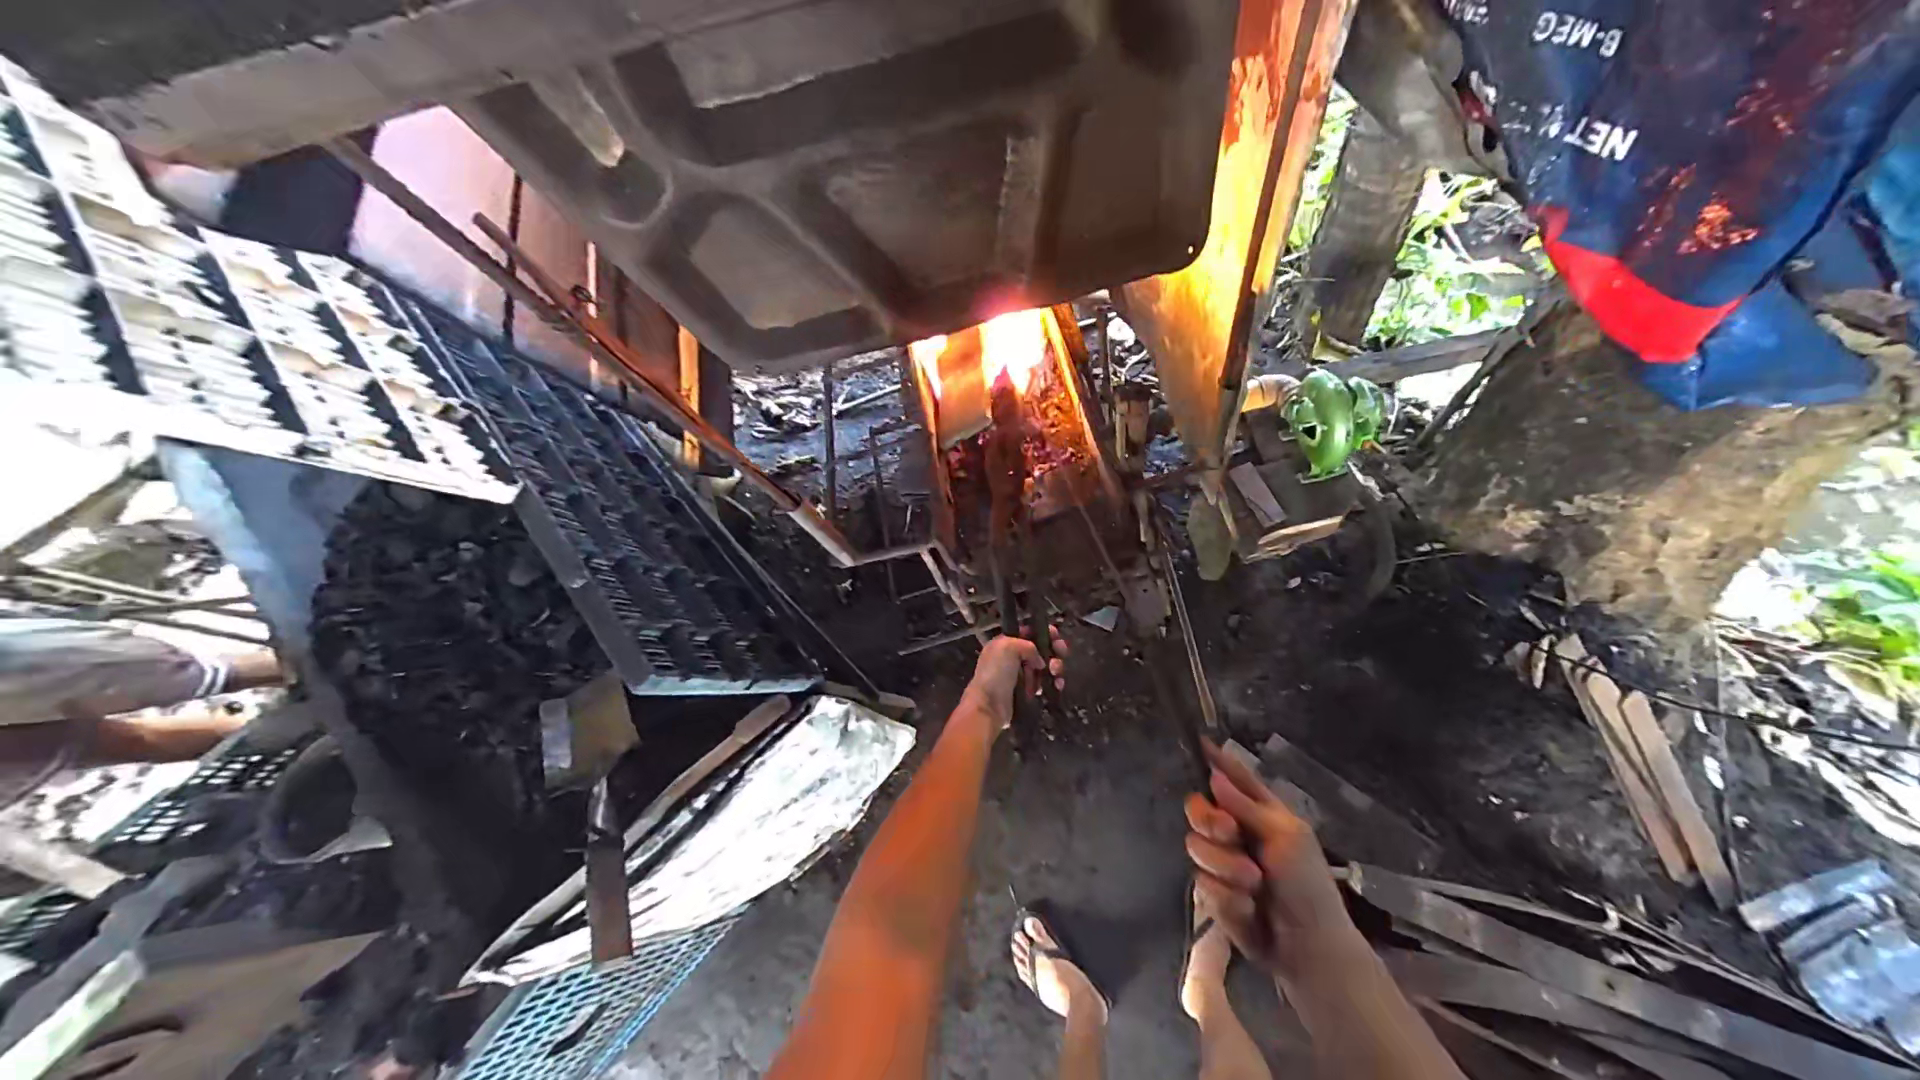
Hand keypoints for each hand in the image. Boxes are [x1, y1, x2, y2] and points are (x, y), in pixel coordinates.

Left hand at [963, 628, 1066, 731]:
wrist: (988, 706)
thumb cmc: (996, 673)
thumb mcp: (1008, 648)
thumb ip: (1028, 646)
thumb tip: (1040, 661)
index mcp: (1006, 643)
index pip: (1029, 632)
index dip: (1044, 633)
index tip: (1056, 636)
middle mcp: (1013, 657)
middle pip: (1041, 648)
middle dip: (1054, 649)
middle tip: (1061, 652)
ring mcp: (1021, 674)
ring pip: (1046, 665)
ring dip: (1056, 667)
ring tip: (1055, 673)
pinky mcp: (1027, 690)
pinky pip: (1045, 682)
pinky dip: (1053, 682)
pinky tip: (1057, 685)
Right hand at [1183, 740, 1355, 975]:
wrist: (1308, 947)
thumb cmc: (1307, 886)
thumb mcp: (1286, 837)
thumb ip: (1246, 805)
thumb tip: (1214, 776)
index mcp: (1259, 812)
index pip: (1233, 777)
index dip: (1216, 760)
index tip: (1198, 742)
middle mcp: (1235, 832)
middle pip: (1199, 808)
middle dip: (1210, 821)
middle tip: (1230, 834)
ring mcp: (1222, 863)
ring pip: (1196, 847)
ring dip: (1226, 866)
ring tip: (1254, 885)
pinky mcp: (1214, 894)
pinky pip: (1202, 883)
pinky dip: (1227, 897)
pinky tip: (1248, 909)